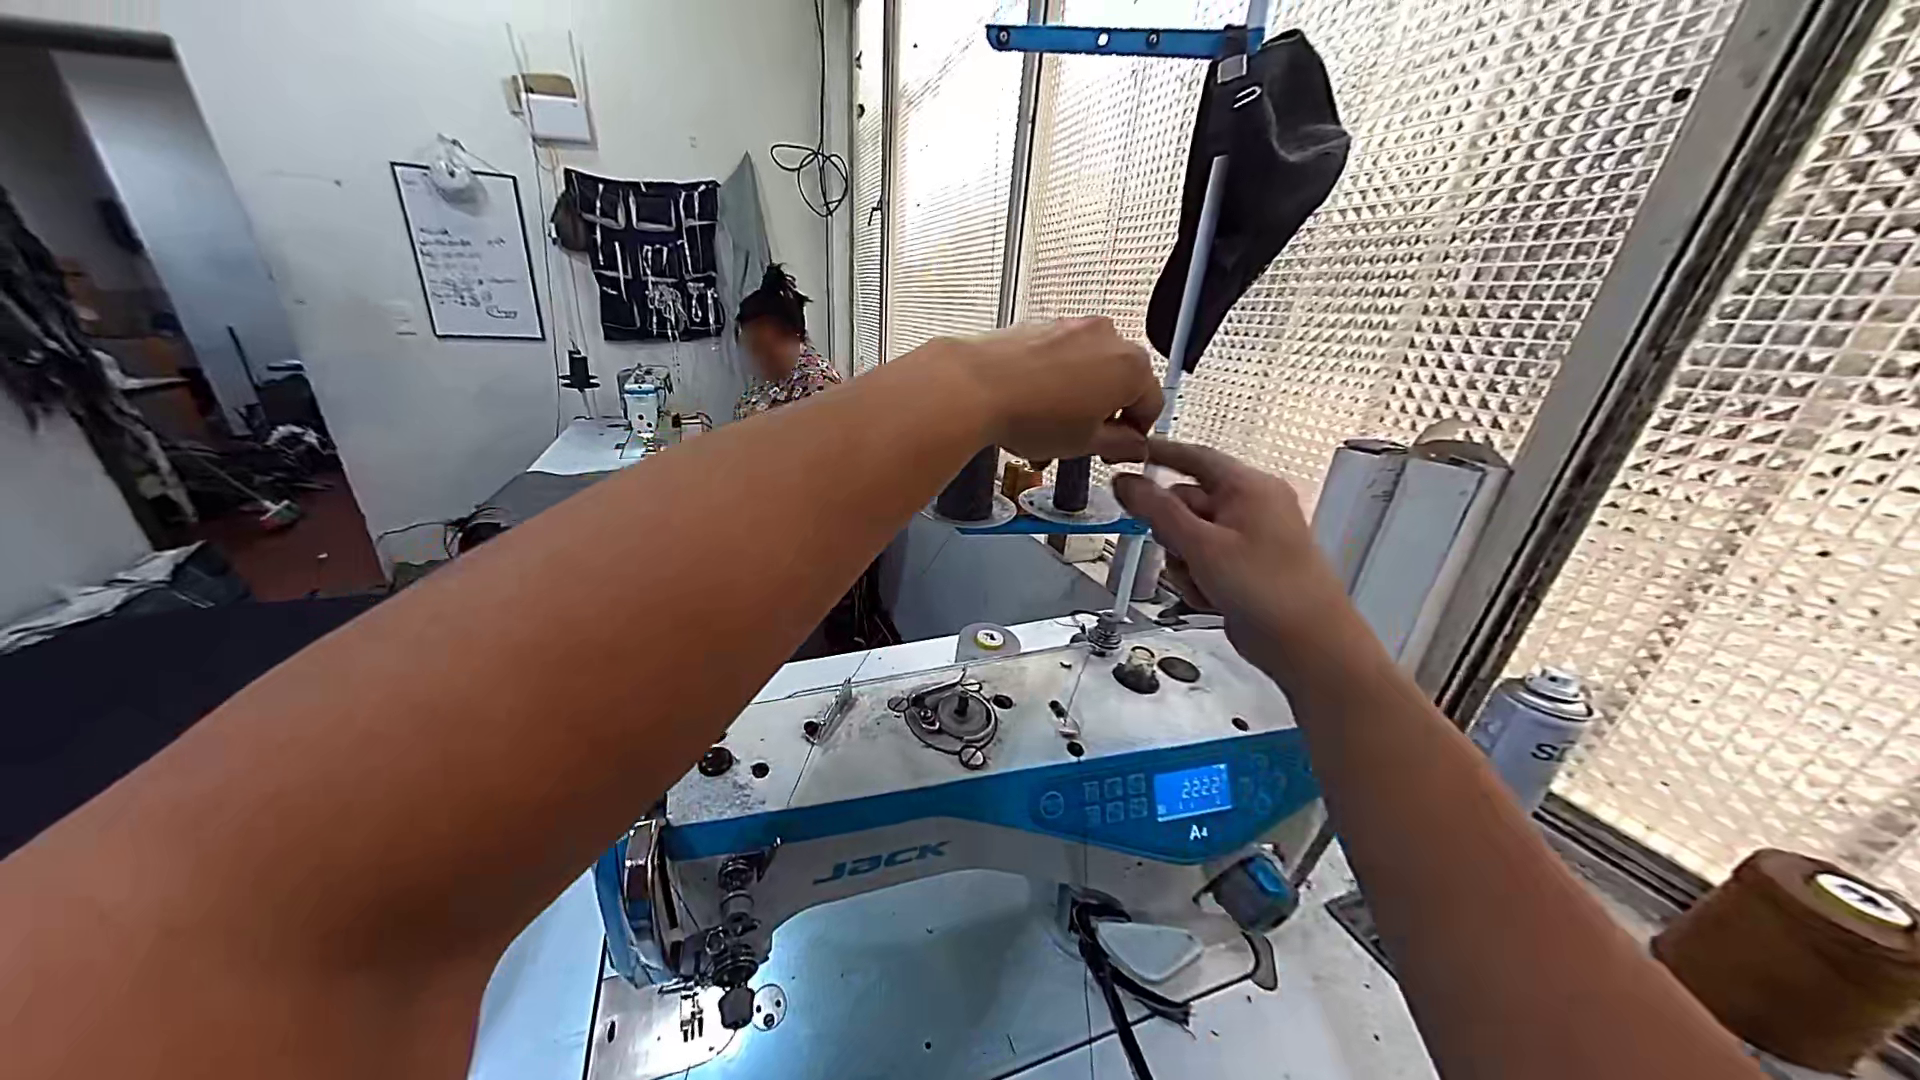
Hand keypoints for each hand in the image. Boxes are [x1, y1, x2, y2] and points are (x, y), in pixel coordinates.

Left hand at [924, 317, 1161, 461]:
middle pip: (1118, 384)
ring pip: (1086, 371)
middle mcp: (1106, 337)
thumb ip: (1119, 445)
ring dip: (1074, 402)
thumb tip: (1129, 444)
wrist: (973, 387)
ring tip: (1047, 431)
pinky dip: (1051, 383)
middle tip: (1081, 442)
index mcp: (1131, 366)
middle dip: (1101, 417)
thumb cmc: (1028, 412)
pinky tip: (1030, 408)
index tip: (1117, 450)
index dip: (1135, 435)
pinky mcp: (1040, 327)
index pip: (1150, 405)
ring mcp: (1071, 327)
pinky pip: (1057, 358)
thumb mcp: (1084, 444)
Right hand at [1112, 439, 1362, 681]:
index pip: (1194, 457)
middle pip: (1184, 505)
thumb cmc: (1270, 590)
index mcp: (1249, 487)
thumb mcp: (1202, 545)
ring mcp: (1246, 539)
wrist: (1308, 645)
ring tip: (1205, 583)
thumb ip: (1157, 510)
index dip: (1157, 455)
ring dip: (1183, 564)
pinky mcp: (1241, 567)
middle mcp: (1250, 507)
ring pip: (1187, 538)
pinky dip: (1196, 580)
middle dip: (1172, 535)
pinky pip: (1200, 562)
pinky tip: (1212, 597)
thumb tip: (1125, 481)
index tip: (1126, 455)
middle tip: (1181, 554)